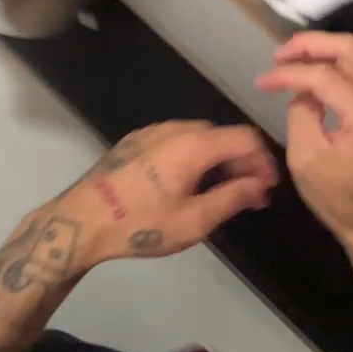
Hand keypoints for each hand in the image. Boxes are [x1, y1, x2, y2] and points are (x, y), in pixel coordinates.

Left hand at [49, 120, 278, 269]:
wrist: (84, 218)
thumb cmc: (142, 223)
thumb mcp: (194, 221)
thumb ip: (231, 198)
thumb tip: (259, 185)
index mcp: (193, 144)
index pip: (244, 137)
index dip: (263, 160)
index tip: (268, 188)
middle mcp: (175, 128)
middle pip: (222, 135)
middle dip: (242, 162)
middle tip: (249, 196)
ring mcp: (153, 130)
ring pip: (199, 137)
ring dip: (218, 160)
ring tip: (221, 193)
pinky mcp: (137, 139)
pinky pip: (177, 140)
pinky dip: (194, 156)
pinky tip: (189, 184)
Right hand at [256, 33, 352, 252]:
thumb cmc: (336, 196)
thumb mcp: (305, 157)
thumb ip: (301, 113)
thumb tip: (301, 90)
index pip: (323, 76)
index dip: (288, 74)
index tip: (262, 82)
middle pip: (350, 47)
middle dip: (311, 44)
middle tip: (281, 55)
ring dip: (328, 45)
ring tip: (299, 55)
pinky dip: (340, 56)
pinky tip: (316, 67)